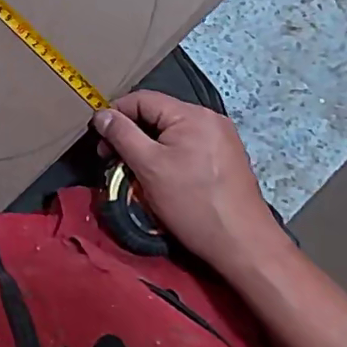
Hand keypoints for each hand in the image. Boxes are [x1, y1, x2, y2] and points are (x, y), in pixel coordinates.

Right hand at [93, 90, 288, 275]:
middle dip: (131, 134)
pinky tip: (162, 177)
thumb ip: (121, 134)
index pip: (140, 99)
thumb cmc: (193, 205)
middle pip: (156, 114)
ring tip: (137, 172)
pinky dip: (168, 156)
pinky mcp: (227, 158)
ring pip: (170, 132)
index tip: (101, 143)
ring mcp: (221, 138)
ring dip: (148, 147)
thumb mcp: (148, 167)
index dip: (115, 116)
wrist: (246, 248)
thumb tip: (101, 114)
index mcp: (191, 114)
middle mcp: (209, 118)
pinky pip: (187, 146)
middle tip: (114, 160)